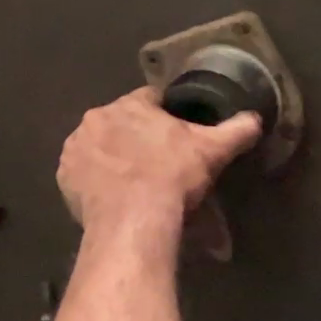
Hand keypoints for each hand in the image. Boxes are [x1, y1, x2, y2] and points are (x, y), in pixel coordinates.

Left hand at [57, 87, 262, 233]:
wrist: (134, 221)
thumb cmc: (174, 176)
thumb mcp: (214, 150)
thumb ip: (237, 129)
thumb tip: (255, 118)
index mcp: (129, 105)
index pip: (151, 99)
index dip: (167, 116)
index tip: (180, 136)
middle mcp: (95, 120)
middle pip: (123, 123)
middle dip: (139, 137)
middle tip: (161, 162)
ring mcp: (75, 151)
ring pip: (102, 146)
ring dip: (116, 157)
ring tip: (139, 182)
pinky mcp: (64, 181)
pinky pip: (86, 173)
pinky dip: (99, 180)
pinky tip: (118, 196)